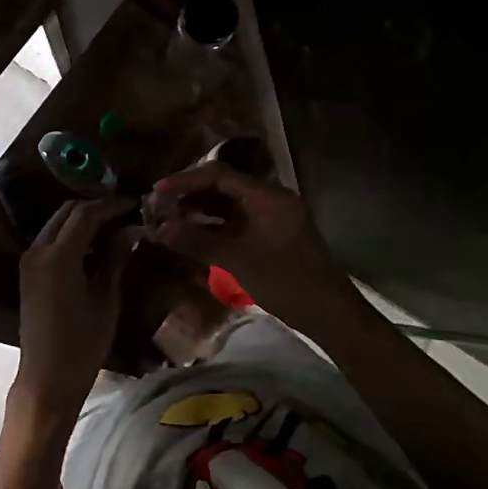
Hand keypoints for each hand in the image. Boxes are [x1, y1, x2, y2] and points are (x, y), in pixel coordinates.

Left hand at [15, 197, 137, 424]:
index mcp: (58, 256)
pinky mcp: (28, 273)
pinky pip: (50, 240)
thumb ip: (115, 258)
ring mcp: (29, 261)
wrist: (46, 378)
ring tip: (114, 227)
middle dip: (95, 208)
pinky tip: (94, 246)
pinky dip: (71, 235)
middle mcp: (38, 251)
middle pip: (67, 212)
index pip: (86, 214)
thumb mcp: (106, 299)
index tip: (135, 203)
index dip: (111, 205)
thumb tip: (131, 229)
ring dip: (82, 220)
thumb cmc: (83, 343)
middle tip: (124, 213)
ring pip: (56, 224)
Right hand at [143, 164, 352, 323]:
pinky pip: (237, 221)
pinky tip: (192, 236)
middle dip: (190, 195)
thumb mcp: (237, 261)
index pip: (219, 175)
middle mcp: (270, 199)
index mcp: (267, 196)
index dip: (186, 180)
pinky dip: (214, 226)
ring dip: (200, 211)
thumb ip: (197, 241)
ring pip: (228, 205)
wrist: (329, 313)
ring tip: (169, 221)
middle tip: (159, 207)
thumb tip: (159, 228)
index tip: (158, 191)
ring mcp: (272, 216)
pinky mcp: (271, 234)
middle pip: (223, 186)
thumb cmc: (286, 281)